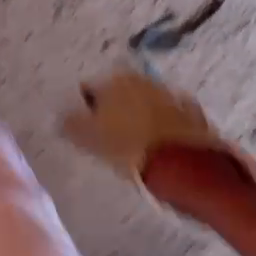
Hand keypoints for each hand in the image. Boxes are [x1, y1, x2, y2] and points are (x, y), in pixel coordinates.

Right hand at [62, 68, 255, 203]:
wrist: (193, 175)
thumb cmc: (135, 153)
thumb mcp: (91, 141)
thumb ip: (71, 125)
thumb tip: (58, 117)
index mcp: (118, 80)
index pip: (93, 90)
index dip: (88, 110)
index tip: (90, 130)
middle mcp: (147, 81)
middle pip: (122, 96)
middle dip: (117, 111)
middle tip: (112, 138)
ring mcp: (175, 98)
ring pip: (148, 107)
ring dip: (142, 119)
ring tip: (139, 146)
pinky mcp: (198, 118)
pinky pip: (172, 120)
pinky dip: (165, 129)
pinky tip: (162, 148)